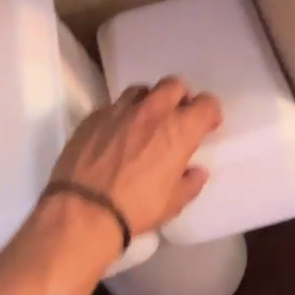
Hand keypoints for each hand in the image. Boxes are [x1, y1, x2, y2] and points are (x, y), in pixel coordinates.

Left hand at [50, 76, 222, 234]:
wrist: (85, 209)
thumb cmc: (137, 207)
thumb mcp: (174, 202)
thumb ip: (190, 183)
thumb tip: (196, 172)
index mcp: (179, 130)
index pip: (206, 103)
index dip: (210, 113)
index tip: (207, 126)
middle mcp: (152, 112)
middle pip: (173, 85)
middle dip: (180, 98)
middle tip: (177, 118)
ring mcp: (119, 110)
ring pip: (141, 91)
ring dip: (149, 102)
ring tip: (146, 123)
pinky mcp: (93, 117)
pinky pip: (113, 106)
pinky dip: (121, 116)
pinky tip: (117, 136)